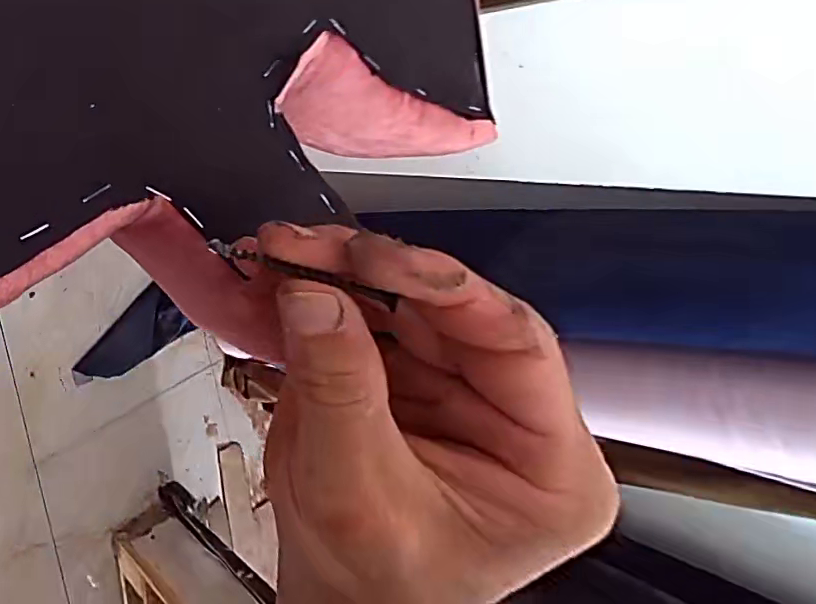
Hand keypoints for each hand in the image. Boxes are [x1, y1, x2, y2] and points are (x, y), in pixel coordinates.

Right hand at [249, 223, 616, 603]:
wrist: (331, 597)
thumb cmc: (370, 582)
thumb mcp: (355, 493)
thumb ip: (337, 390)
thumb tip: (313, 296)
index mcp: (543, 458)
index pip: (512, 339)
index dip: (441, 285)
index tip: (368, 256)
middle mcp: (499, 405)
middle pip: (438, 305)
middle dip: (359, 268)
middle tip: (299, 247)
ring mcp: (443, 379)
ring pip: (390, 295)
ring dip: (326, 270)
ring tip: (274, 256)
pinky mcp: (393, 364)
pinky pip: (353, 309)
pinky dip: (307, 292)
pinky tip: (272, 280)